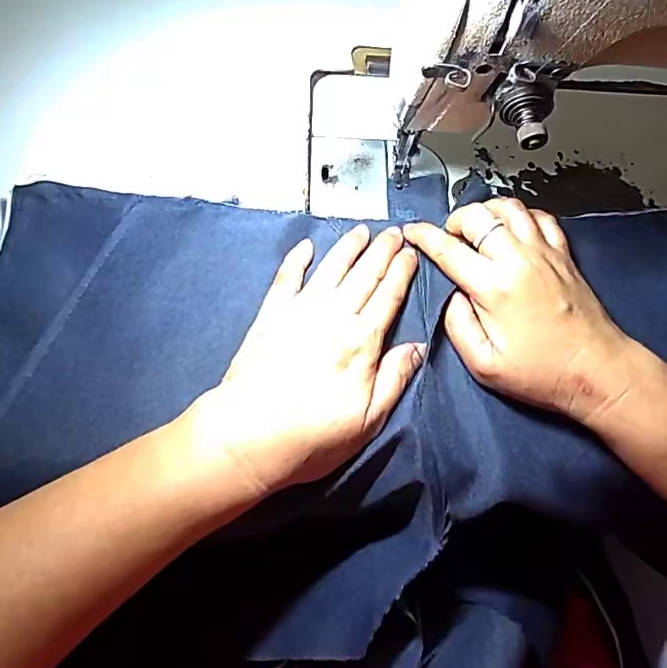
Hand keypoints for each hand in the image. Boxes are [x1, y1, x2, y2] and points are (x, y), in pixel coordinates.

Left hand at [181, 225, 423, 499]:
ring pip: (331, 269)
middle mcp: (333, 317)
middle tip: (394, 232)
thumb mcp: (368, 419)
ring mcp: (299, 311)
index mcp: (361, 341)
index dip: (402, 272)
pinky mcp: (271, 314)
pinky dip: (297, 259)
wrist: (249, 435)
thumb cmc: (313, 436)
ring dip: (348, 247)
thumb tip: (417, 347)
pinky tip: (305, 246)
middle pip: (364, 275)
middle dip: (382, 250)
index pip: (388, 296)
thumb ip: (395, 378)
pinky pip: (287, 278)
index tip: (412, 253)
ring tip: (361, 231)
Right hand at [405, 199, 658, 426]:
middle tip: (449, 238)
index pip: (448, 248)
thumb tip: (453, 295)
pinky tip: (513, 232)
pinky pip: (540, 217)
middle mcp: (519, 260)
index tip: (412, 232)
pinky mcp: (563, 254)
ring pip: (509, 208)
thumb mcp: (484, 364)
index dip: (423, 236)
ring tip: (478, 230)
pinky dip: (521, 216)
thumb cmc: (543, 373)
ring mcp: (544, 253)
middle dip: (455, 221)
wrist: (597, 372)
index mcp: (494, 287)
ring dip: (487, 212)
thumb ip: (457, 324)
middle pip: (478, 216)